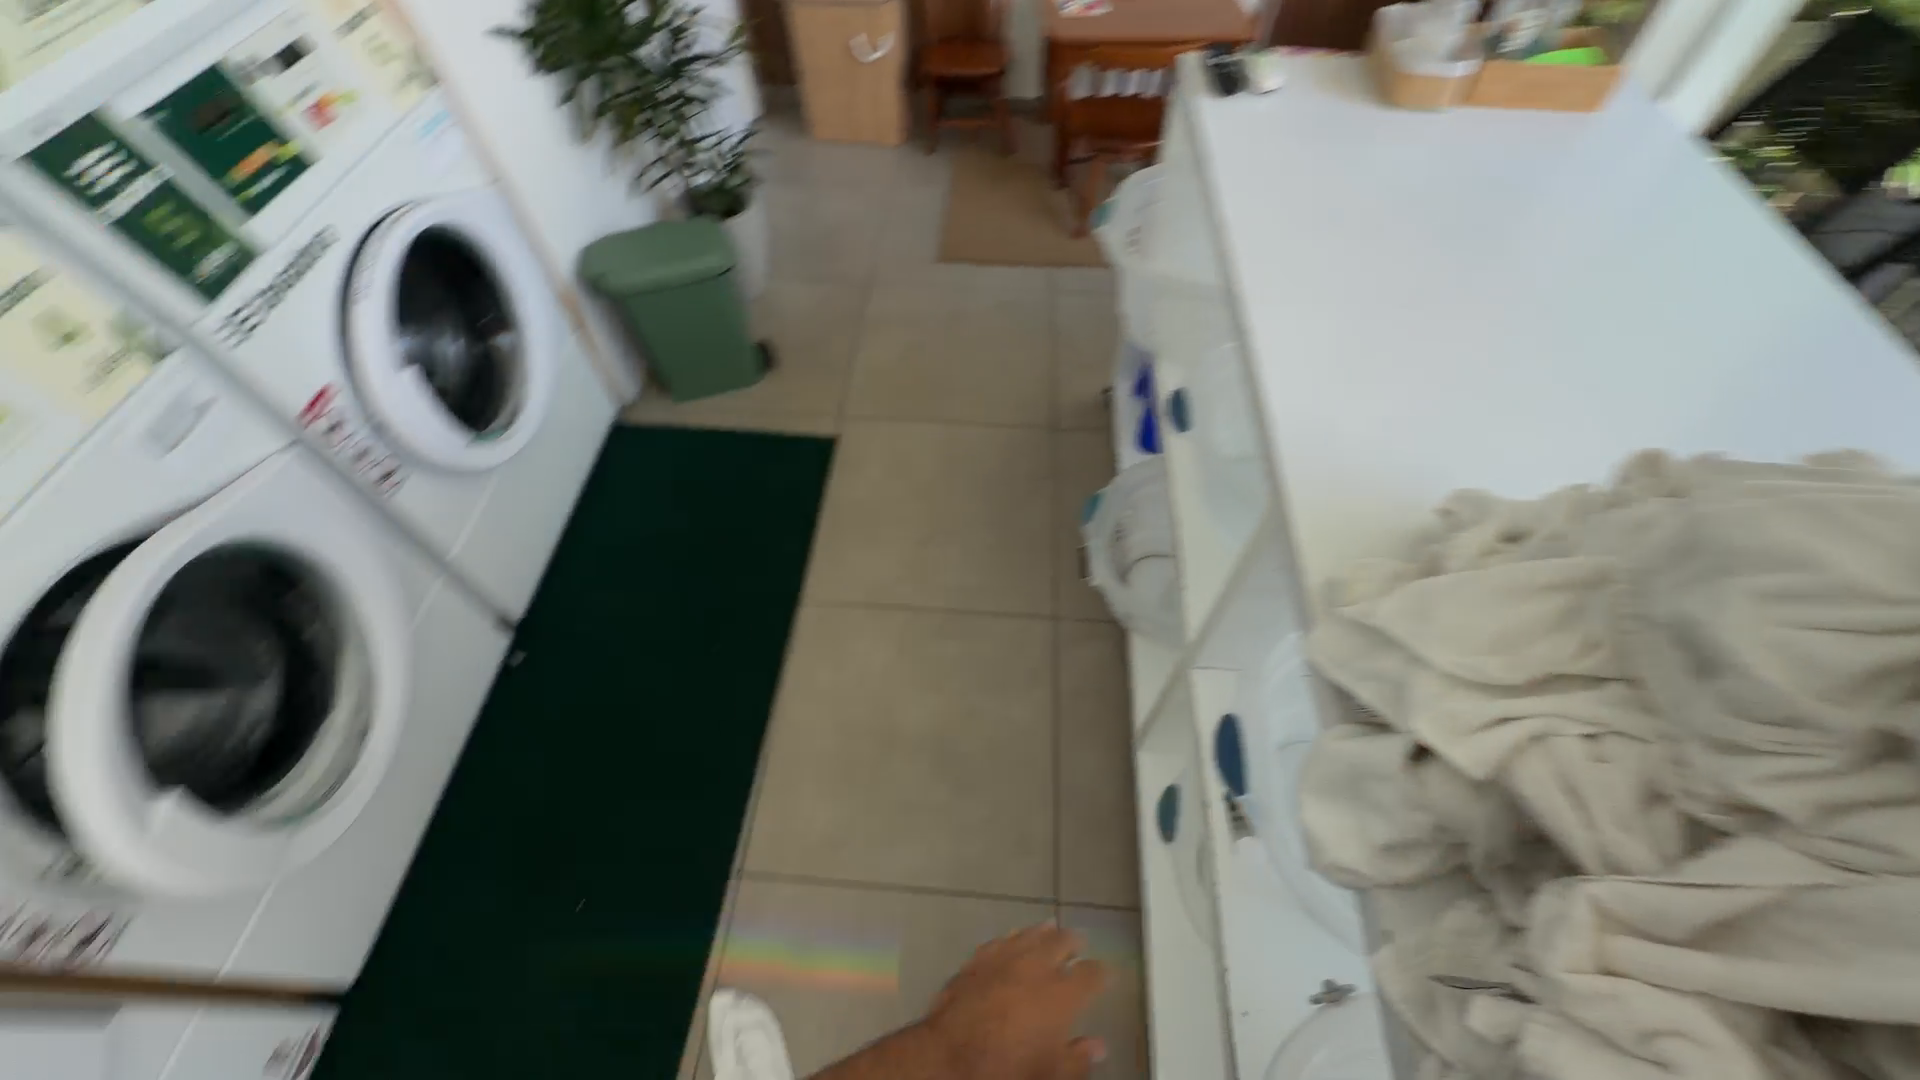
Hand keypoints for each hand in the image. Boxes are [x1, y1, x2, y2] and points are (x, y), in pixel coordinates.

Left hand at [922, 923, 1109, 1079]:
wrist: (950, 1057)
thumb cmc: (1007, 1068)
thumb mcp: (1049, 1073)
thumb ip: (1076, 1058)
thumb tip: (1097, 1046)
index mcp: (1061, 994)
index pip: (1090, 975)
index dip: (1101, 972)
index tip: (1105, 971)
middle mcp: (1035, 967)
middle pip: (1060, 943)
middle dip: (1072, 942)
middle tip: (1079, 941)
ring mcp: (1003, 959)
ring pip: (1029, 935)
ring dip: (1041, 932)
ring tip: (1050, 927)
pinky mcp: (976, 960)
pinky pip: (999, 942)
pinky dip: (1010, 939)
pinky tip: (1011, 938)